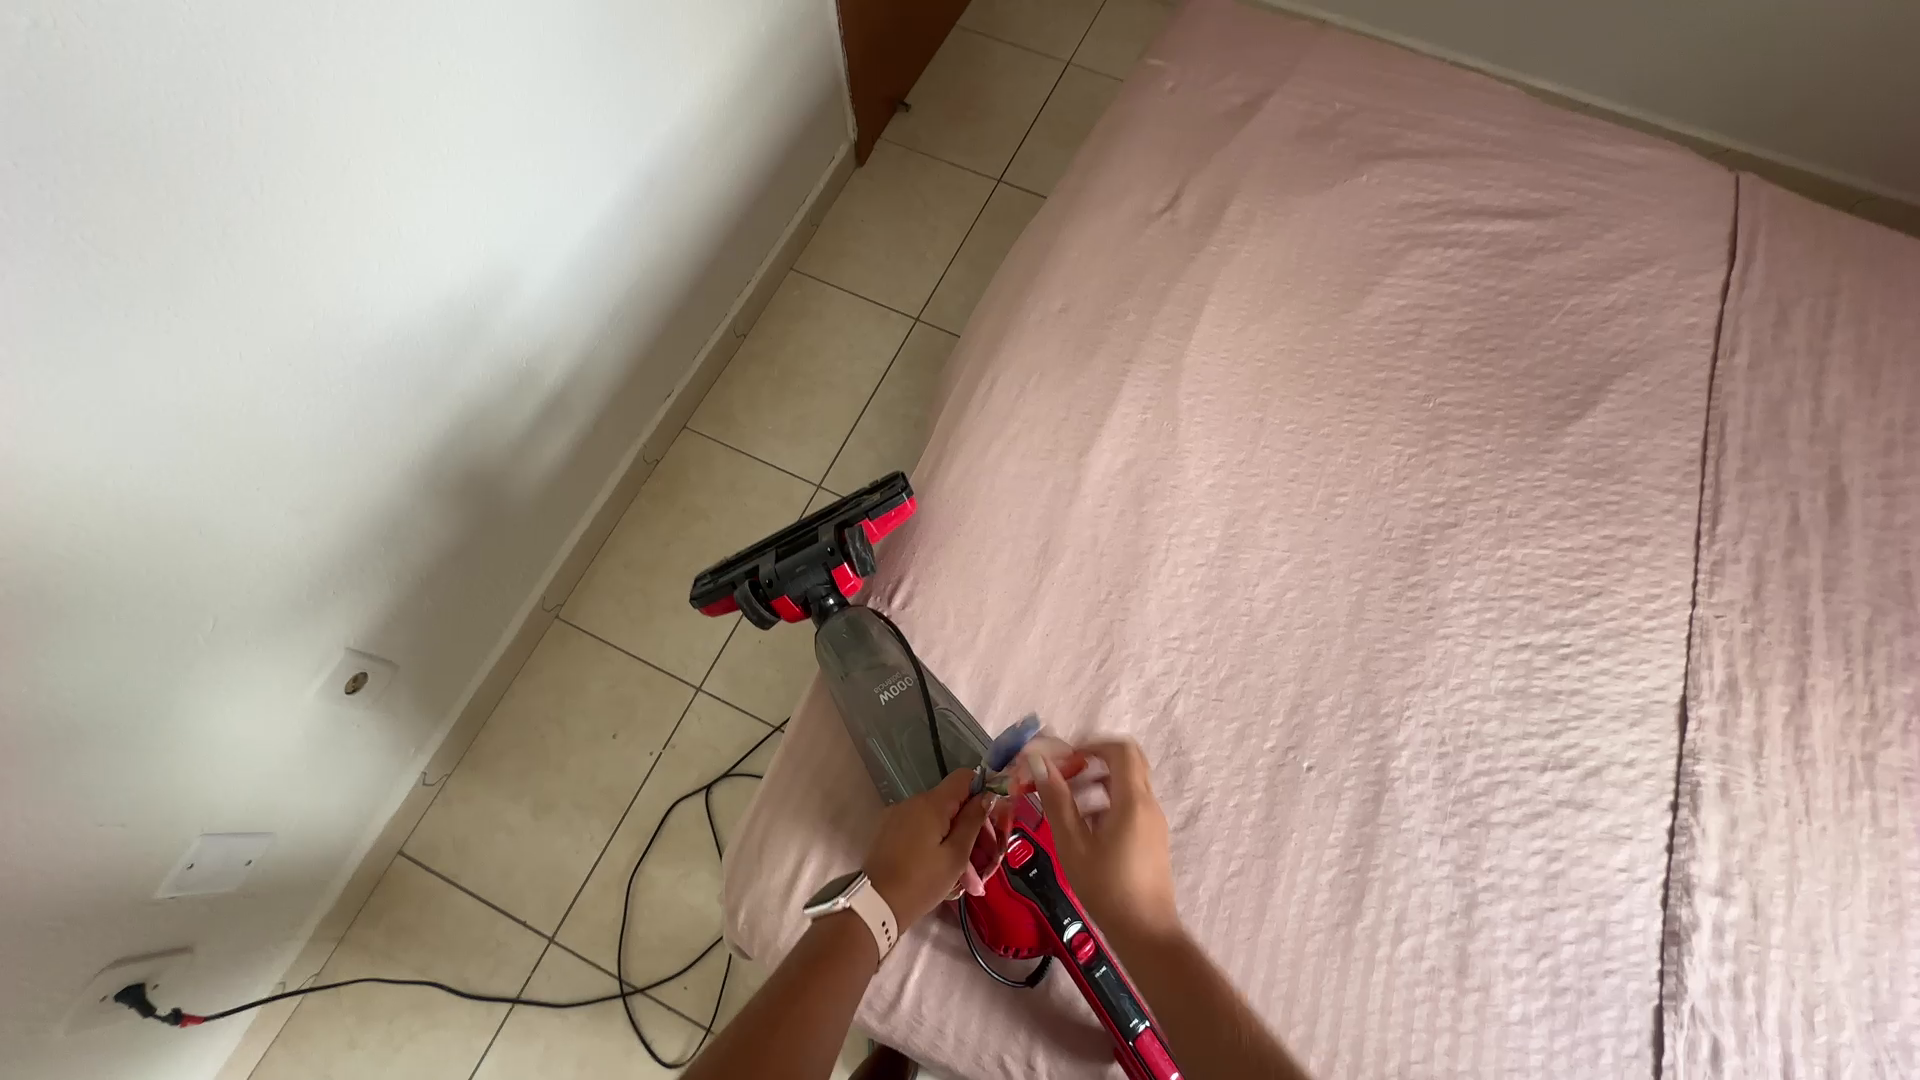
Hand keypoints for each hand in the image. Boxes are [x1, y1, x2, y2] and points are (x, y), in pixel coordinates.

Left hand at [863, 769, 992, 931]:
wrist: (874, 905)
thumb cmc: (921, 882)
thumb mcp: (955, 856)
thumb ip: (973, 821)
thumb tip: (986, 796)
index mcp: (931, 803)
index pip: (964, 777)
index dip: (982, 792)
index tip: (992, 820)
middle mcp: (914, 802)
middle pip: (953, 803)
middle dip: (973, 827)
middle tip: (986, 861)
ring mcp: (899, 816)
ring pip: (938, 820)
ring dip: (957, 842)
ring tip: (969, 880)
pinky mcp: (890, 831)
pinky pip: (922, 830)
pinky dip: (937, 844)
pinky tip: (946, 873)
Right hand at [1027, 738, 1180, 941]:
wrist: (1146, 933)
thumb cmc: (1105, 887)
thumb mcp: (1072, 843)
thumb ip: (1057, 799)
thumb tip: (1040, 762)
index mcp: (1132, 800)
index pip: (1121, 749)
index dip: (1092, 745)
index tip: (1066, 758)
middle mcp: (1149, 804)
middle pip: (1127, 763)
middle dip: (1093, 762)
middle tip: (1065, 777)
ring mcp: (1154, 822)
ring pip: (1128, 785)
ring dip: (1097, 784)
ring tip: (1068, 807)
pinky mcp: (1152, 838)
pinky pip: (1131, 805)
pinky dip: (1107, 803)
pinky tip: (1084, 829)